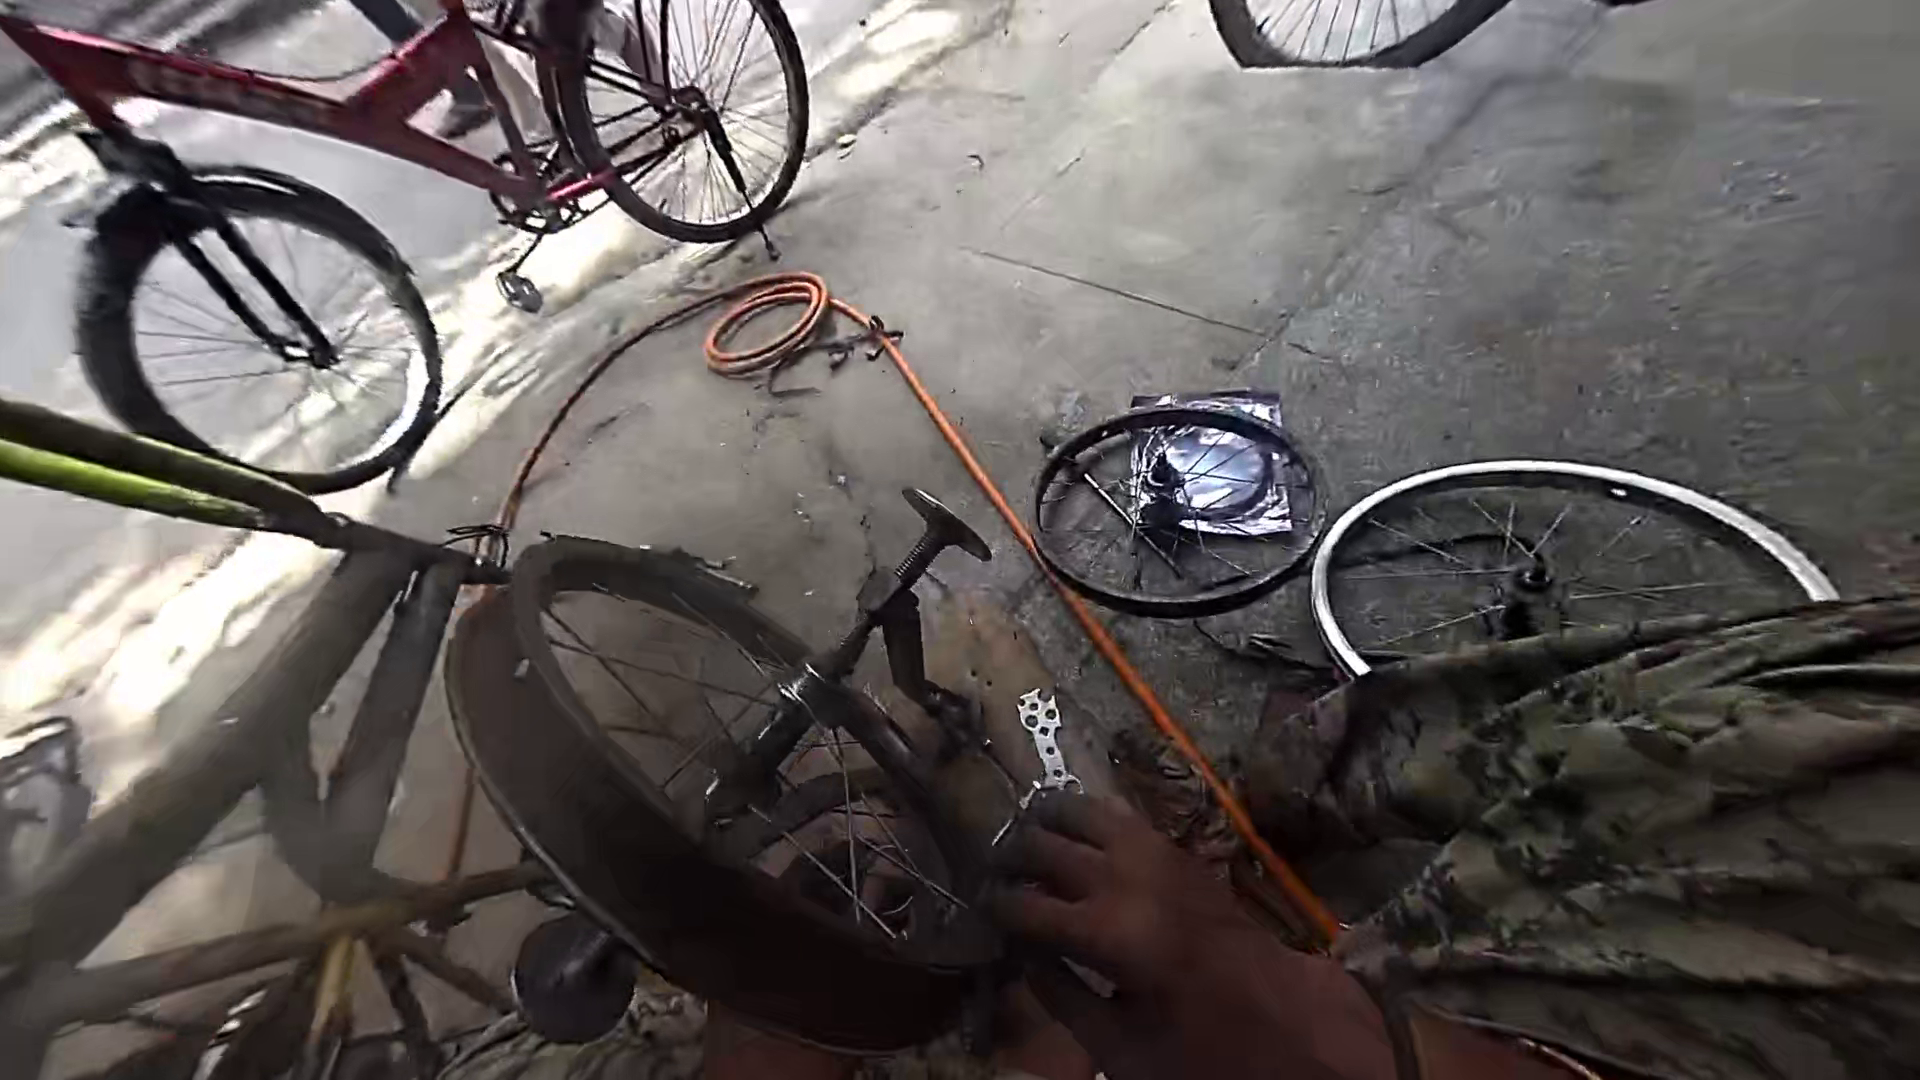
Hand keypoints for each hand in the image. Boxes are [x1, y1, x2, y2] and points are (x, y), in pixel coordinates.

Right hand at [988, 794, 1393, 1079]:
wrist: (1287, 1022)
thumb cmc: (1203, 1051)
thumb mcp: (1123, 1050)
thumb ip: (1061, 996)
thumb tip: (1020, 954)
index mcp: (1110, 935)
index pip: (1030, 907)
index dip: (1000, 906)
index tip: (983, 907)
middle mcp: (1124, 878)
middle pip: (1046, 847)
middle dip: (1013, 856)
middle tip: (995, 867)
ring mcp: (1150, 852)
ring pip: (1078, 810)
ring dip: (1046, 820)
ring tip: (1027, 834)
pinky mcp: (1171, 845)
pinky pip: (1114, 812)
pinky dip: (1084, 813)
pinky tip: (1073, 827)